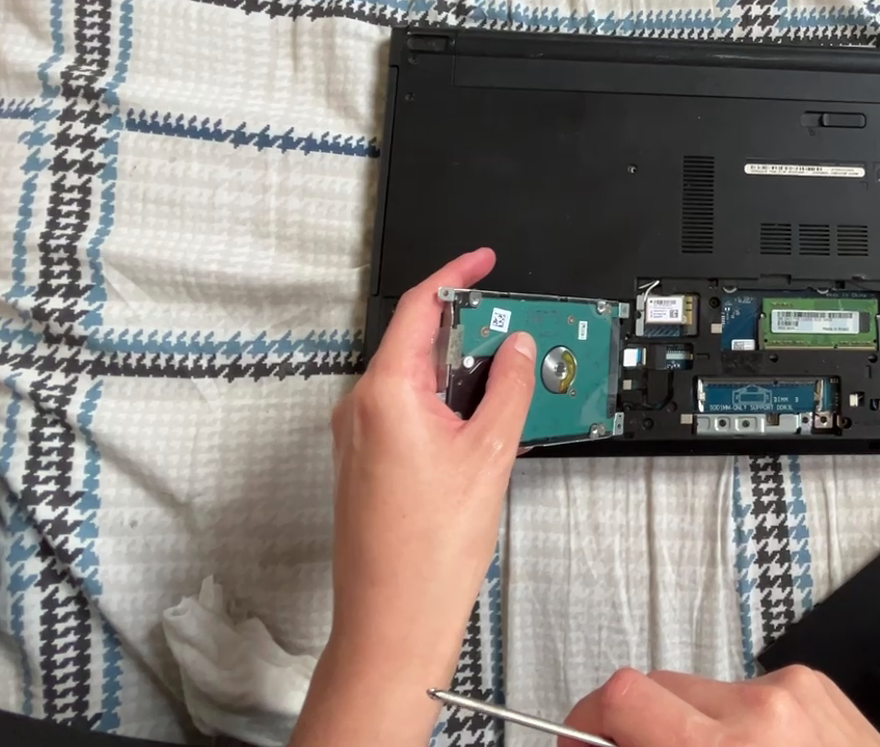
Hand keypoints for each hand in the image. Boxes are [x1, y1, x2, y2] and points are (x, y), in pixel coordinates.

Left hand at [291, 248, 535, 746]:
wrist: (394, 619)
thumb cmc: (428, 550)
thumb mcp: (490, 451)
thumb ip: (508, 385)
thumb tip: (517, 346)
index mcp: (386, 394)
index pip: (419, 307)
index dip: (456, 274)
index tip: (483, 260)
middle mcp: (362, 408)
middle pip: (419, 342)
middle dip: (471, 332)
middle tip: (517, 335)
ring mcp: (361, 435)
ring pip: (418, 377)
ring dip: (463, 371)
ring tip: (509, 384)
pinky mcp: (369, 458)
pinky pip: (411, 406)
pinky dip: (449, 399)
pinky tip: (484, 418)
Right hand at [561, 667, 879, 746]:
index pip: (626, 698)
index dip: (586, 723)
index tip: (578, 746)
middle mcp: (758, 706)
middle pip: (657, 688)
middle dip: (638, 733)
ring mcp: (789, 686)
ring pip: (700, 691)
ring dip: (690, 730)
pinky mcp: (811, 680)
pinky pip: (745, 691)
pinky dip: (735, 724)